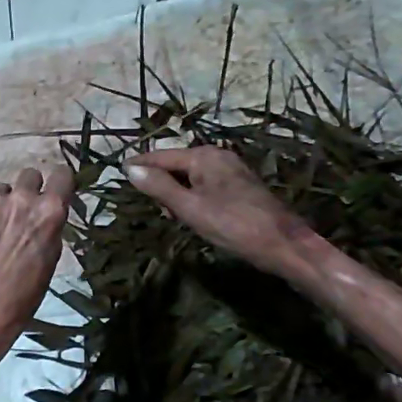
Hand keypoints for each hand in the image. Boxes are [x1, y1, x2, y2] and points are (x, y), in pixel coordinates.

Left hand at [0, 165, 73, 339]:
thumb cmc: (25, 290)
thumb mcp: (51, 256)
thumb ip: (50, 225)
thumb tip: (47, 213)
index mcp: (49, 210)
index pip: (62, 174)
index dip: (59, 184)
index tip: (54, 192)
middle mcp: (21, 197)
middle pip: (30, 175)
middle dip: (28, 190)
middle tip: (22, 213)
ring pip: (1, 189)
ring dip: (1, 204)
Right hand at [125, 147, 317, 275]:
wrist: (284, 245)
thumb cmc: (234, 225)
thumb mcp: (190, 208)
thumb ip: (159, 187)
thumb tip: (131, 168)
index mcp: (204, 156)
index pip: (161, 156)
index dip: (140, 165)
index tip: (118, 170)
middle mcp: (218, 156)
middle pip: (176, 164)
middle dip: (159, 182)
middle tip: (148, 205)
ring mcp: (231, 171)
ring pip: (191, 176)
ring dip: (176, 192)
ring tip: (169, 214)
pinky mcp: (240, 187)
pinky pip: (205, 185)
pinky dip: (192, 197)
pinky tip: (190, 215)